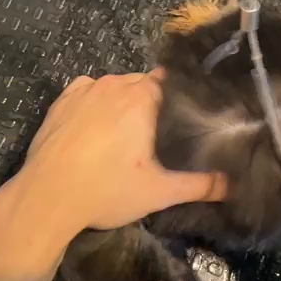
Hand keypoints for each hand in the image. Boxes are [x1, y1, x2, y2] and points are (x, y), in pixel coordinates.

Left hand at [0, 71, 226, 247]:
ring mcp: (87, 88)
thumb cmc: (106, 190)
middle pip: (141, 83)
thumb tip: (233, 185)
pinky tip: (92, 126)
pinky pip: (86, 90)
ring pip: (113, 86)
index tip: (177, 119)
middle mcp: (116, 83)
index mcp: (142, 97)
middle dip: (148, 103)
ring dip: (120, 102)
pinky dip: (93, 102)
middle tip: (151, 133)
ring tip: (121, 132)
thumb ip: (198, 185)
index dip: (174, 100)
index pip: (167, 84)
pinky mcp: (62, 98)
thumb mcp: (157, 192)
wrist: (47, 197)